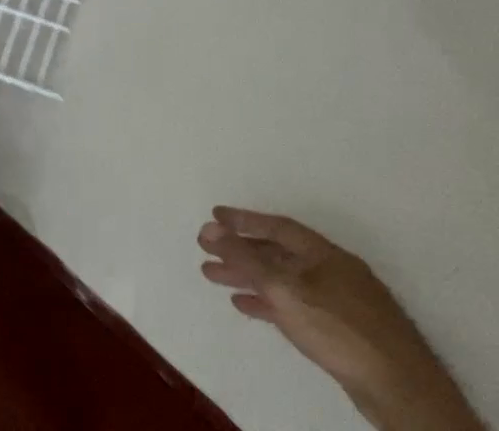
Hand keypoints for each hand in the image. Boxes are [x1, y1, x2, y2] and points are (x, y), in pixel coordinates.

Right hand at [199, 207, 480, 428]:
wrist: (398, 387)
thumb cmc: (337, 327)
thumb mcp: (283, 287)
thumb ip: (244, 257)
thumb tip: (210, 227)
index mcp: (328, 256)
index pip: (280, 227)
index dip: (244, 220)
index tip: (213, 215)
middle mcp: (336, 272)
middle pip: (280, 253)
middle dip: (240, 250)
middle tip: (205, 248)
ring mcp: (342, 301)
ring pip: (285, 279)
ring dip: (248, 275)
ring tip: (214, 276)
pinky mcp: (343, 327)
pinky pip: (295, 302)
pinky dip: (268, 299)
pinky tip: (247, 305)